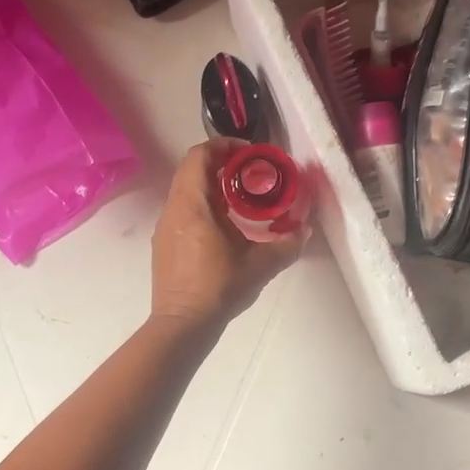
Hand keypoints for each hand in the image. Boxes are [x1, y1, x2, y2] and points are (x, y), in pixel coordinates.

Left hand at [148, 140, 306, 330]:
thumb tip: (305, 231)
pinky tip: (224, 226)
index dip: (224, 146)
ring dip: (211, 186)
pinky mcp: (163, 244)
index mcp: (192, 205)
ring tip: (240, 198)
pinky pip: (182, 211)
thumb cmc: (219, 288)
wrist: (183, 323)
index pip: (199, 156)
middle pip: (191, 170)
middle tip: (249, 172)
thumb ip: (287, 245)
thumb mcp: (261, 265)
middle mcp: (173, 209)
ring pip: (185, 192)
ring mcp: (164, 228)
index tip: (249, 154)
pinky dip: (202, 206)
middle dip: (220, 164)